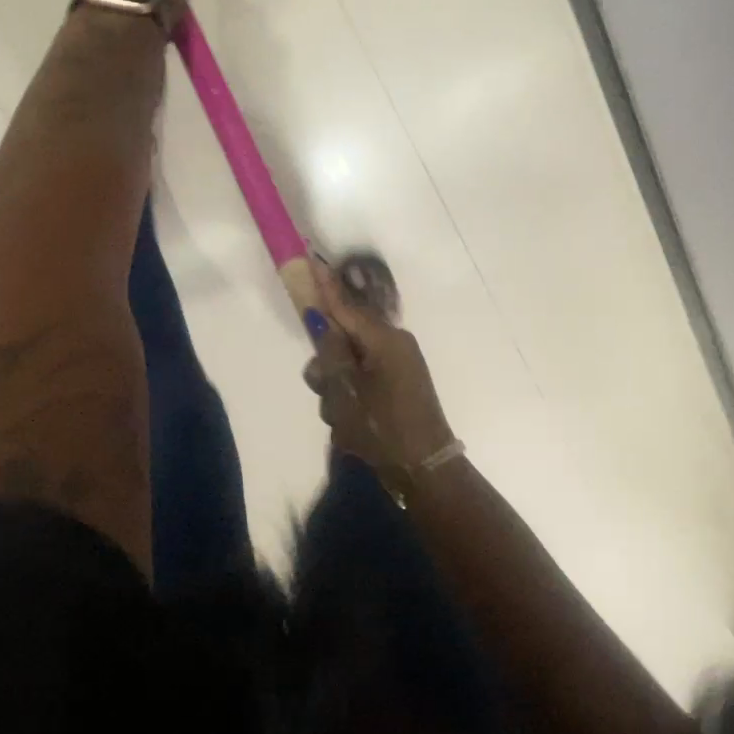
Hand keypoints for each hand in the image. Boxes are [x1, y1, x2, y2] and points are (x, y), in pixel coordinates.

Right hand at [303, 257, 456, 477]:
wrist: (424, 472)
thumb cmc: (383, 428)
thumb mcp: (347, 390)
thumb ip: (330, 352)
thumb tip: (320, 319)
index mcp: (385, 341)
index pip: (346, 306)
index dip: (325, 287)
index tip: (310, 260)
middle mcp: (392, 349)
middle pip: (341, 342)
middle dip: (326, 368)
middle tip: (325, 391)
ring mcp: (394, 372)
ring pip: (345, 370)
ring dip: (335, 394)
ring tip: (344, 422)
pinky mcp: (394, 393)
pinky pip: (358, 388)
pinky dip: (350, 406)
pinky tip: (353, 433)